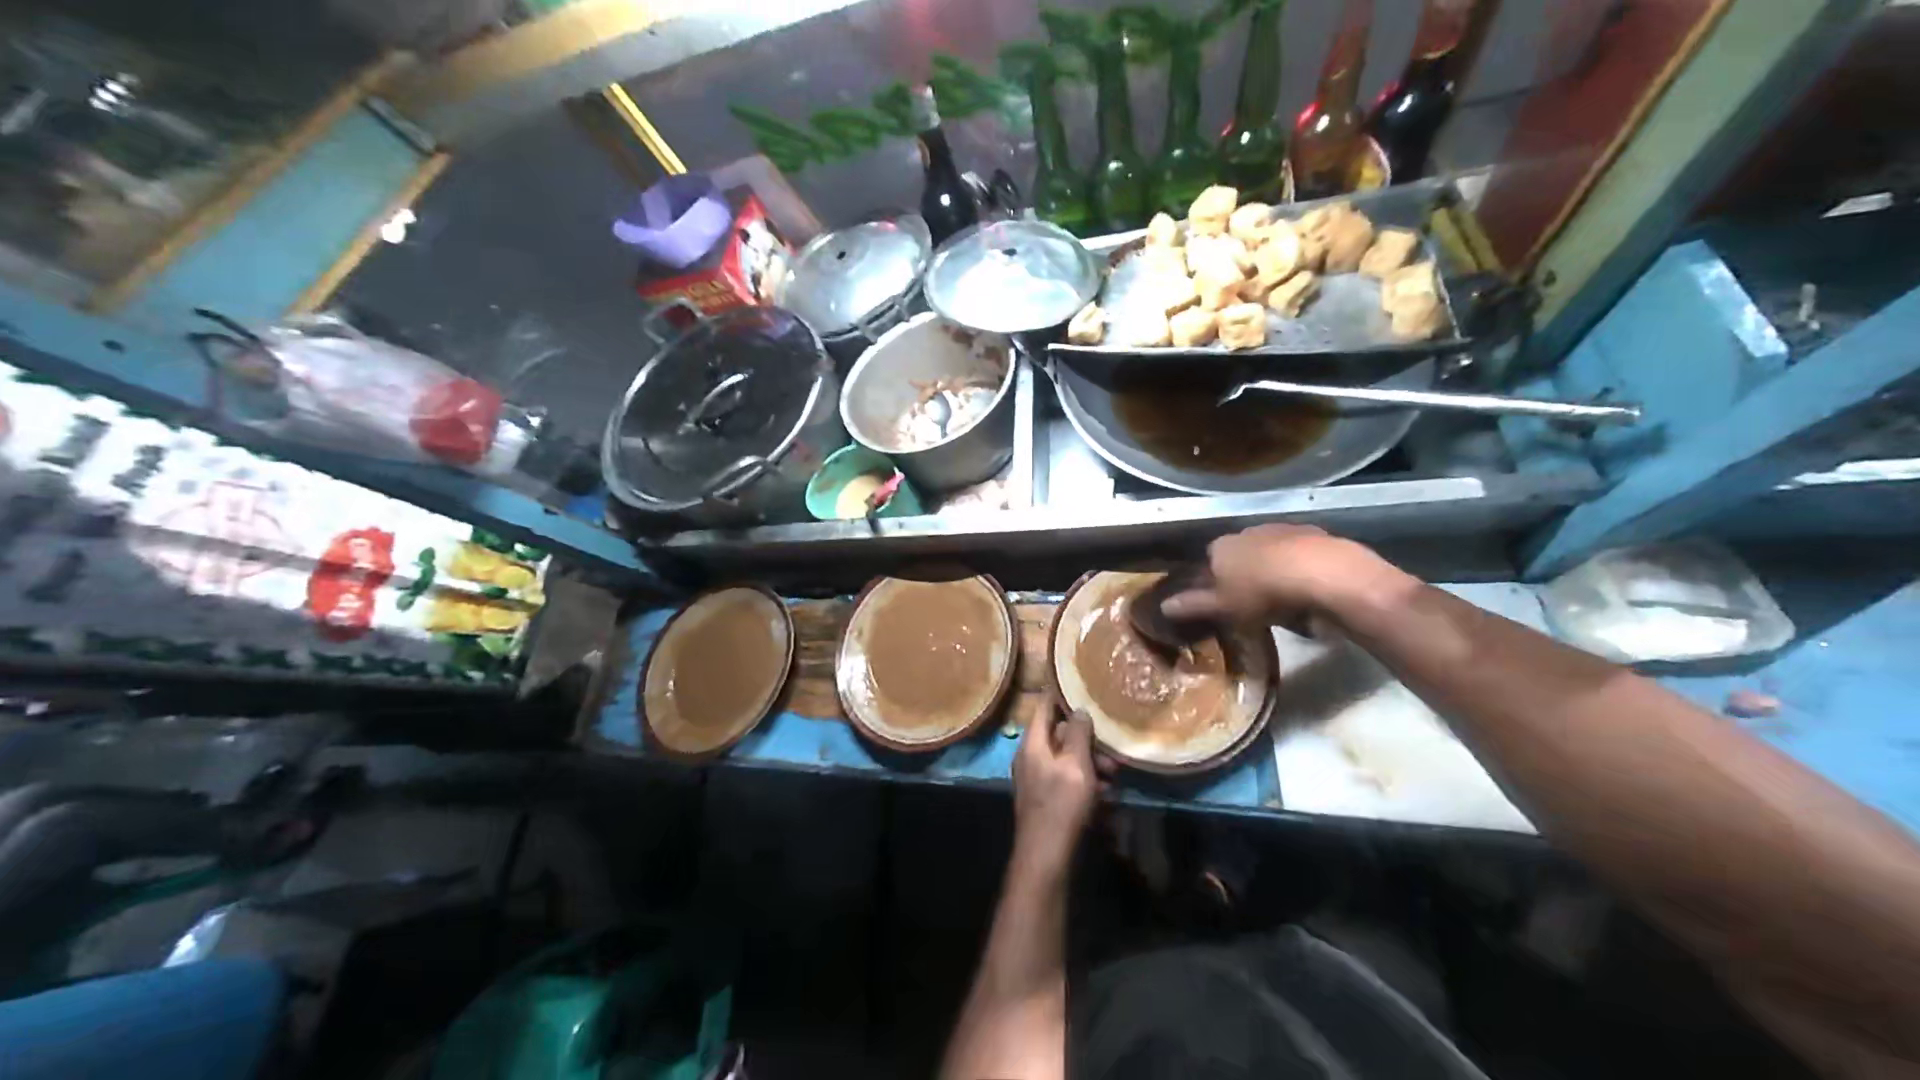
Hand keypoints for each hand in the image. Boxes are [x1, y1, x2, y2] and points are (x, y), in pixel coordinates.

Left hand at [1011, 706, 1100, 875]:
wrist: (1046, 856)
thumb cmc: (1062, 805)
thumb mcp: (1076, 765)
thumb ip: (1077, 734)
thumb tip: (1078, 709)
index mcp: (1032, 744)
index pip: (1044, 707)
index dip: (1060, 694)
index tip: (1076, 681)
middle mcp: (1030, 757)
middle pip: (1059, 735)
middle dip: (1087, 739)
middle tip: (1111, 749)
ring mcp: (1036, 779)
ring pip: (1067, 759)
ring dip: (1091, 763)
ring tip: (1115, 775)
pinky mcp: (1046, 798)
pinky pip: (1067, 779)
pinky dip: (1085, 781)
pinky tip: (1106, 794)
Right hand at [1160, 524, 1410, 629]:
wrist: (1322, 573)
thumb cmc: (1262, 592)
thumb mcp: (1223, 606)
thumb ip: (1194, 605)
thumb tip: (1163, 606)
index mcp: (1221, 546)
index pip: (1209, 558)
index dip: (1215, 578)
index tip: (1224, 597)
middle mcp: (1247, 531)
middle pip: (1240, 551)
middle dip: (1245, 569)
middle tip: (1254, 598)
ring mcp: (1282, 529)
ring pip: (1270, 548)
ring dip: (1273, 565)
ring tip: (1284, 593)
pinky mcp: (1314, 533)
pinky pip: (1300, 550)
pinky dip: (1300, 564)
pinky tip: (1309, 584)